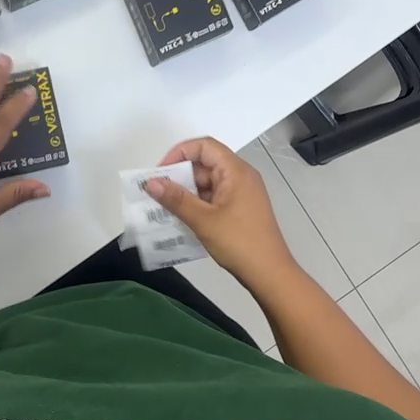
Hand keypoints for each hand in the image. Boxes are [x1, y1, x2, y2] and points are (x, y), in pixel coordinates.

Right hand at [145, 137, 297, 288]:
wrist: (268, 272)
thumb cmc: (238, 242)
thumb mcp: (203, 220)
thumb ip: (176, 199)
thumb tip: (151, 183)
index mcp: (236, 171)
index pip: (204, 147)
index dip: (179, 154)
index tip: (160, 173)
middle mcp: (240, 176)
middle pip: (205, 163)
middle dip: (179, 175)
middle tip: (157, 193)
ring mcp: (241, 193)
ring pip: (207, 182)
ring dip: (186, 192)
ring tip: (164, 207)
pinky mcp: (239, 208)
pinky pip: (213, 197)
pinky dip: (196, 203)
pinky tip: (181, 217)